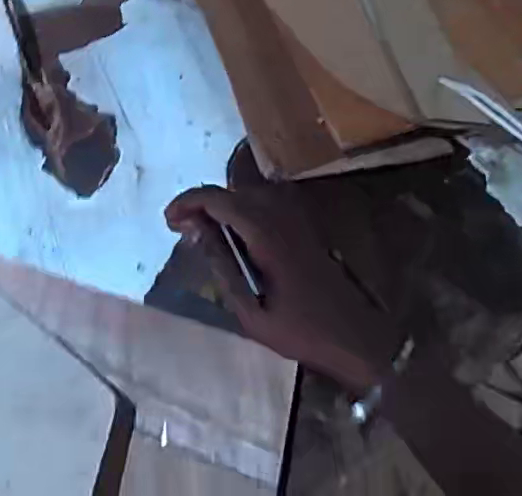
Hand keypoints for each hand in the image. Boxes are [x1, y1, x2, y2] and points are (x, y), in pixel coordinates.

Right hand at [165, 184, 404, 394]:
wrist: (353, 333)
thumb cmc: (300, 330)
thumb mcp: (250, 311)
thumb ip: (221, 265)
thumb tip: (194, 229)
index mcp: (264, 232)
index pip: (218, 198)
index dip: (188, 202)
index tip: (168, 220)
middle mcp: (279, 213)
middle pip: (231, 189)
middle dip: (201, 202)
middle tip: (179, 228)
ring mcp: (294, 214)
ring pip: (247, 190)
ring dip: (221, 202)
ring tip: (200, 227)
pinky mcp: (302, 221)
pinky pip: (264, 199)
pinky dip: (241, 205)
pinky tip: (232, 229)